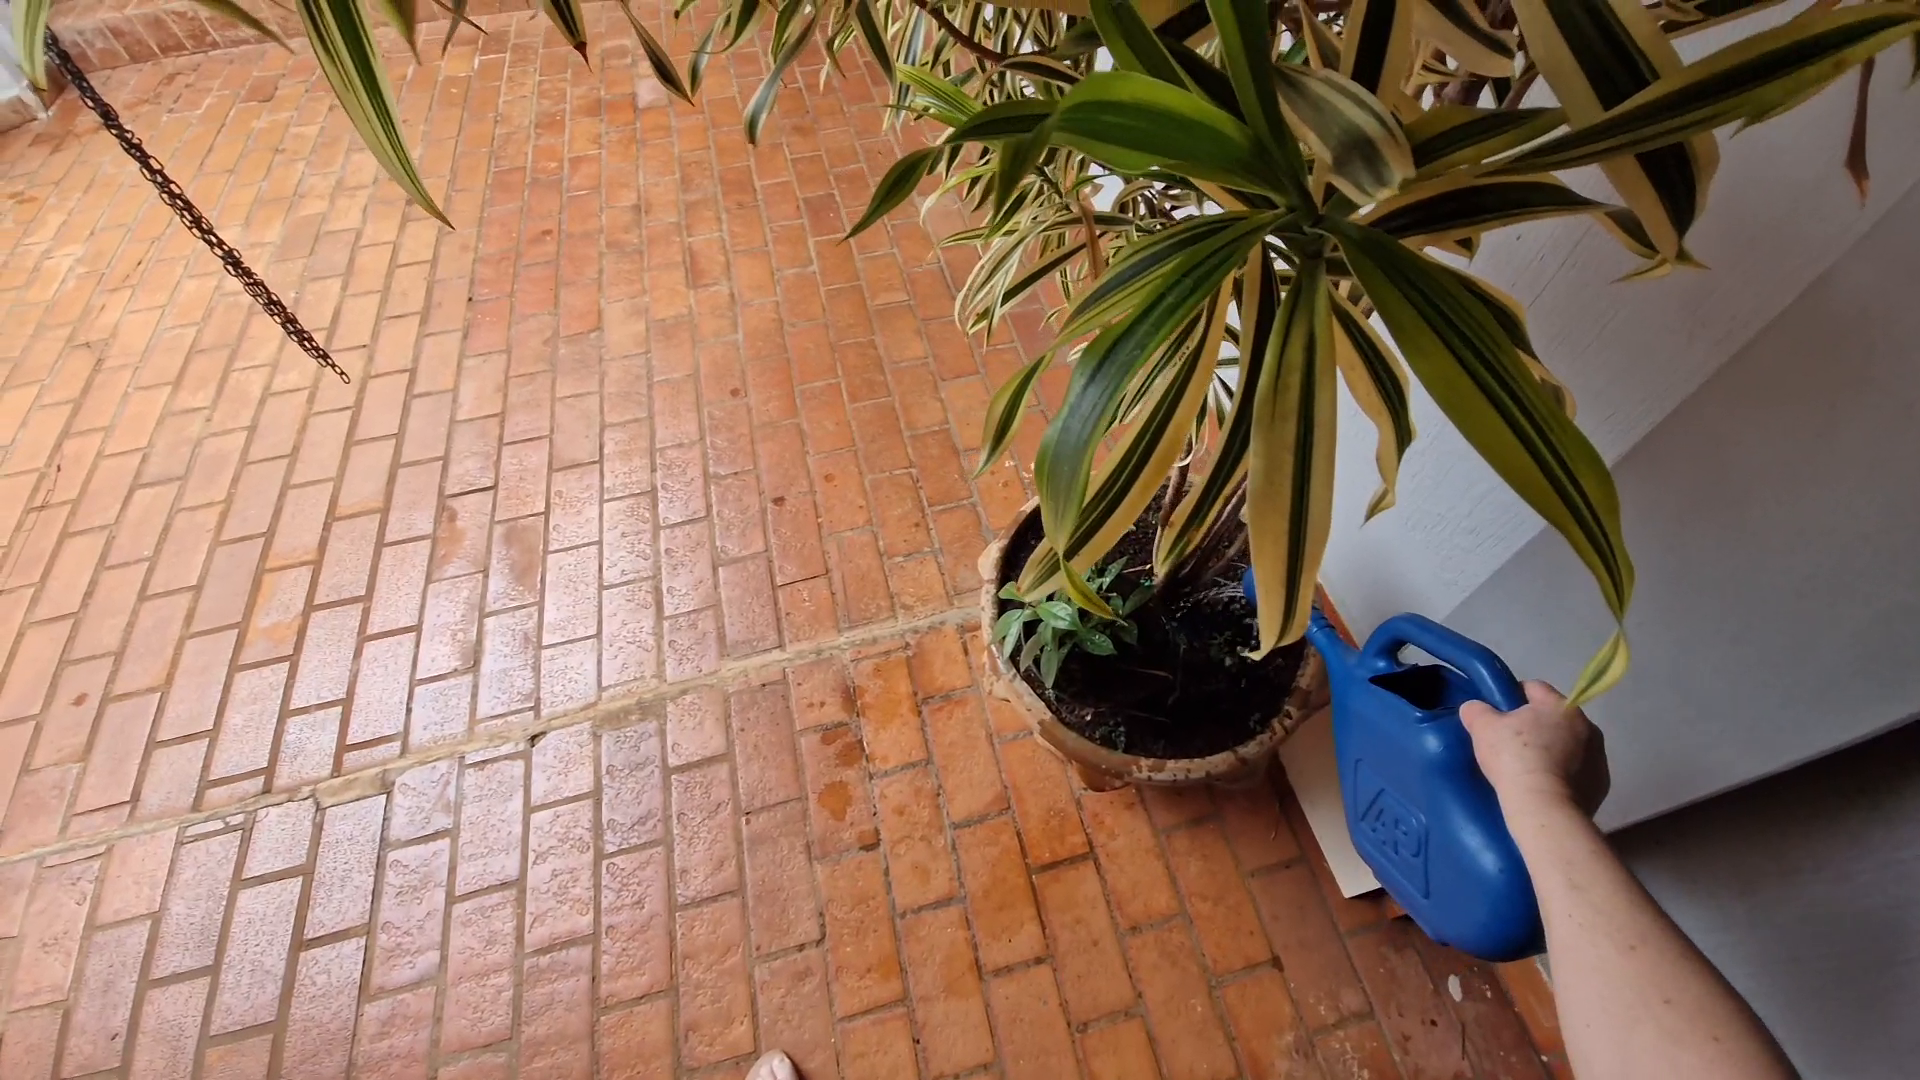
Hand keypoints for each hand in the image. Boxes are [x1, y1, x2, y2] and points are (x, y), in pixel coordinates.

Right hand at [1460, 681, 1609, 815]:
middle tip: (1507, 740)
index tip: (1496, 712)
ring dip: (1550, 748)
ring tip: (1526, 766)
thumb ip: (1476, 709)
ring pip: (1568, 743)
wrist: (1544, 806)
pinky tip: (1542, 783)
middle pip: (1552, 717)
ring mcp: (1599, 756)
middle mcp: (1588, 726)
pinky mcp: (1601, 783)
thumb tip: (1477, 708)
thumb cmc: (1514, 757)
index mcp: (1560, 706)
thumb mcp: (1482, 726)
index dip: (1510, 695)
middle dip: (1532, 724)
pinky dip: (1561, 772)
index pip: (1533, 687)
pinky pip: (1577, 769)